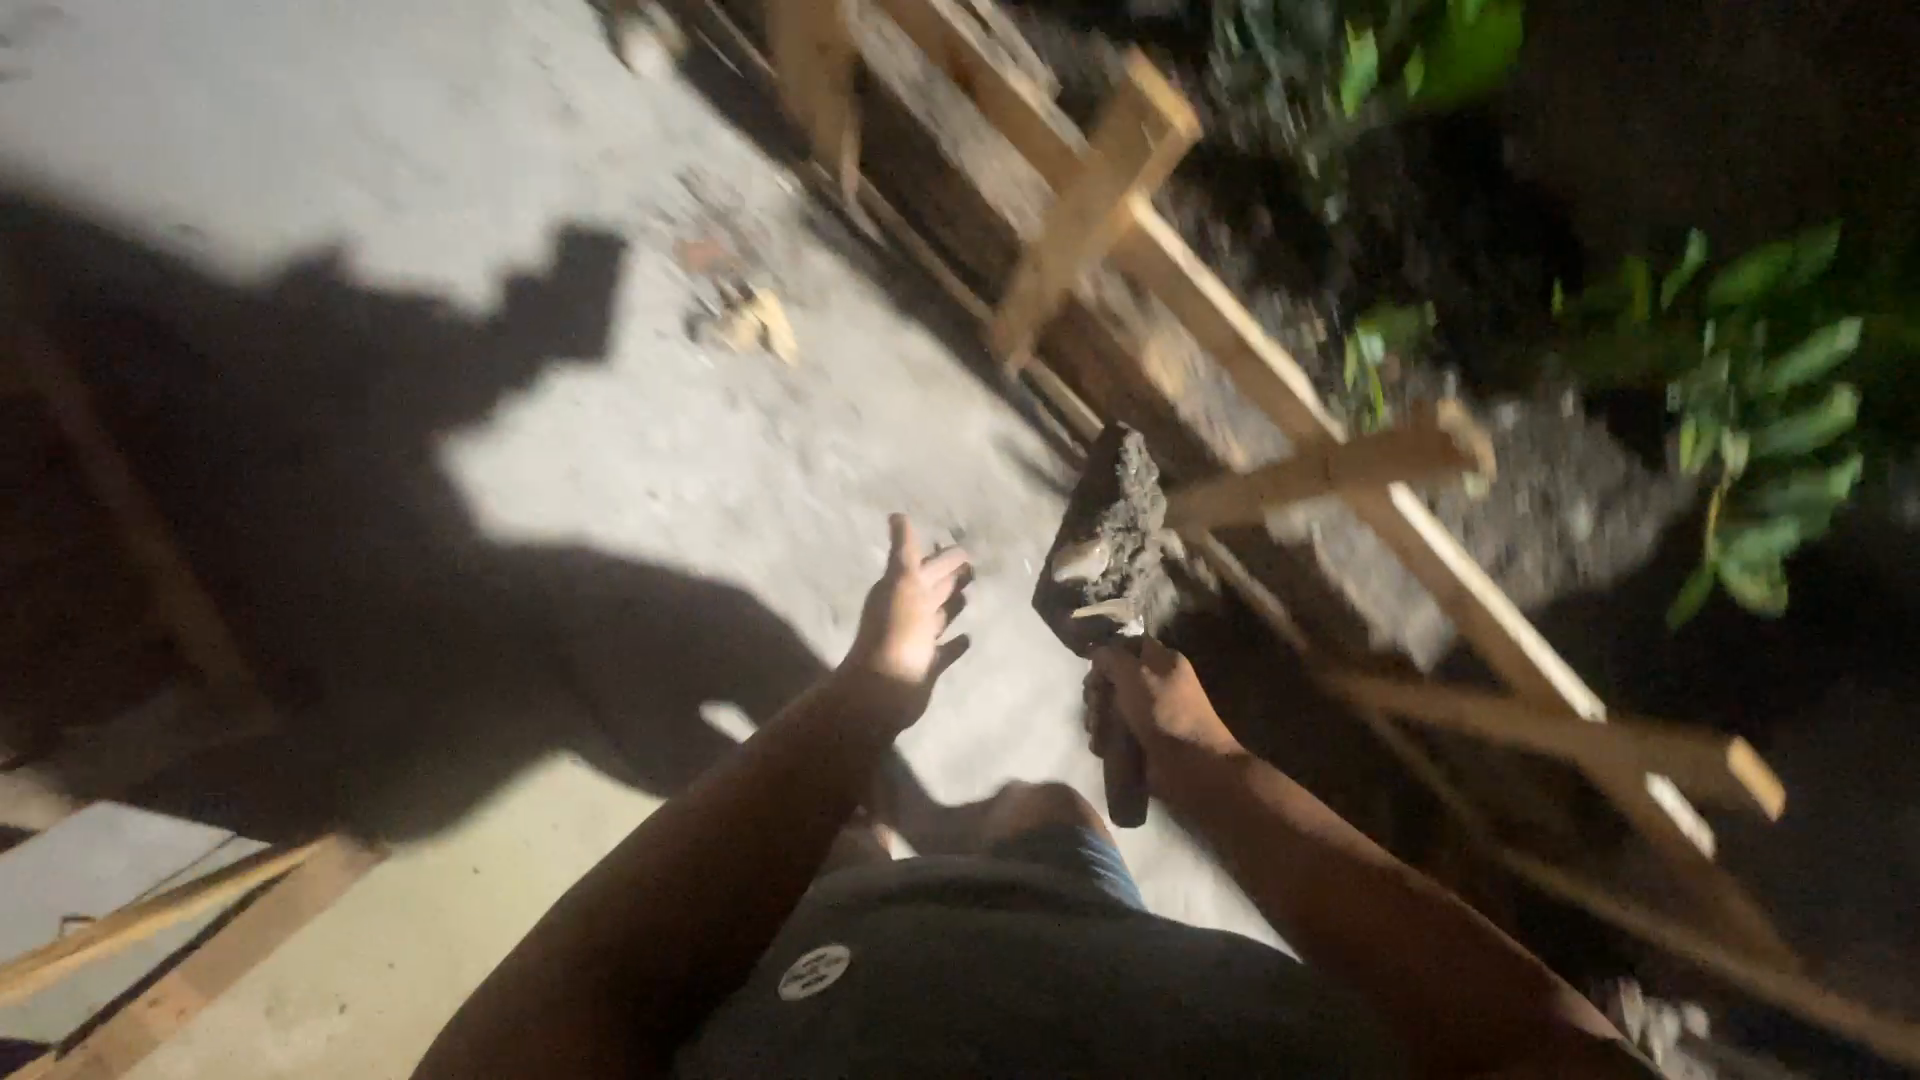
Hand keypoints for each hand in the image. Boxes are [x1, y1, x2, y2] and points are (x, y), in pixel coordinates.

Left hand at [834, 514, 971, 730]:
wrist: (885, 687)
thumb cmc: (896, 631)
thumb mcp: (901, 583)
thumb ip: (903, 551)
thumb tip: (897, 515)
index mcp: (901, 589)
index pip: (926, 567)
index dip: (943, 558)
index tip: (964, 549)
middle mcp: (908, 611)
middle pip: (932, 589)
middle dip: (949, 577)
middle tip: (973, 567)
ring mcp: (917, 639)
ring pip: (938, 616)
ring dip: (952, 606)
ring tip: (969, 595)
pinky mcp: (927, 665)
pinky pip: (944, 650)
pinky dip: (955, 643)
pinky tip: (968, 637)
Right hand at [1088, 638, 1244, 796]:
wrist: (1190, 765)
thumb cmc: (1163, 711)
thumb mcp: (1134, 673)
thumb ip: (1111, 656)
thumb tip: (1095, 652)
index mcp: (1161, 661)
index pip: (1127, 645)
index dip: (1107, 655)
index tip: (1093, 669)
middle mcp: (1154, 683)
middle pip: (1112, 677)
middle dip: (1097, 690)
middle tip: (1095, 703)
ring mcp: (1147, 712)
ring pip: (1108, 705)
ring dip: (1097, 716)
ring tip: (1097, 729)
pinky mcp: (1140, 738)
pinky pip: (1113, 730)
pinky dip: (1104, 736)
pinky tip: (1101, 744)